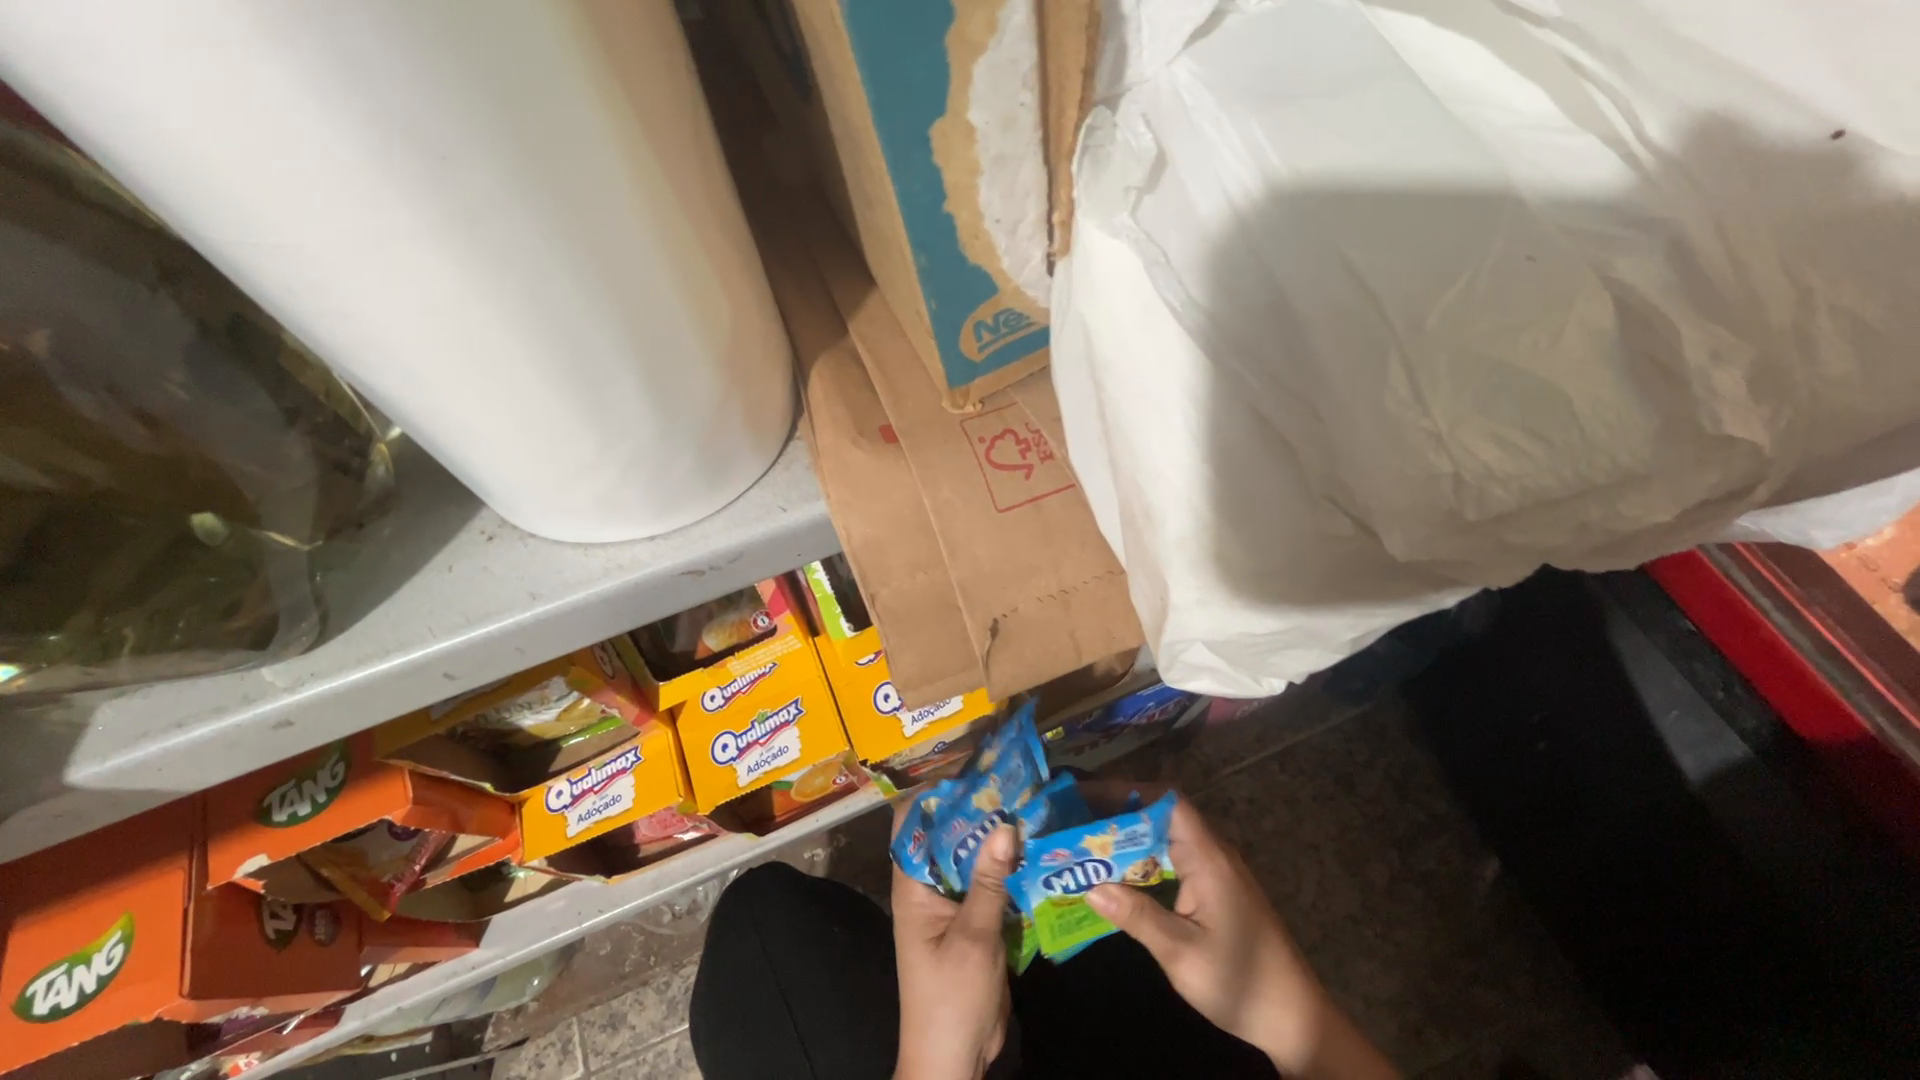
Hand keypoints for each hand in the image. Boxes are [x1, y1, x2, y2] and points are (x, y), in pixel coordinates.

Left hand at [891, 806, 1015, 1079]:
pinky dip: (1010, 867)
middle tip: (1017, 780)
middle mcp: (930, 886)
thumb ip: (989, 881)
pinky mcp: (976, 920)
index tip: (975, 768)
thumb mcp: (973, 937)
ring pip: (973, 857)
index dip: (938, 793)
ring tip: (1034, 803)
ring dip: (998, 837)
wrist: (955, 1059)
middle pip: (949, 835)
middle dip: (979, 810)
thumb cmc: (951, 998)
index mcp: (913, 885)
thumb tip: (1006, 824)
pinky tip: (1040, 848)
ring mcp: (953, 903)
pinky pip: (990, 883)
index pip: (915, 823)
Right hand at [1086, 793, 1396, 1079]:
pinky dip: (1140, 860)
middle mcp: (1213, 855)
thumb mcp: (1181, 953)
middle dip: (1115, 812)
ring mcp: (1215, 873)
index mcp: (1208, 858)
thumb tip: (1090, 885)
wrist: (1294, 1019)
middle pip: (1161, 814)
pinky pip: (1171, 860)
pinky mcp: (1214, 892)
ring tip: (1081, 842)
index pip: (1166, 802)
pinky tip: (1113, 876)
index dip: (1125, 791)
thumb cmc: (1240, 982)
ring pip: (1164, 837)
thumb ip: (1137, 916)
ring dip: (1125, 837)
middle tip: (1070, 821)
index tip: (1083, 797)